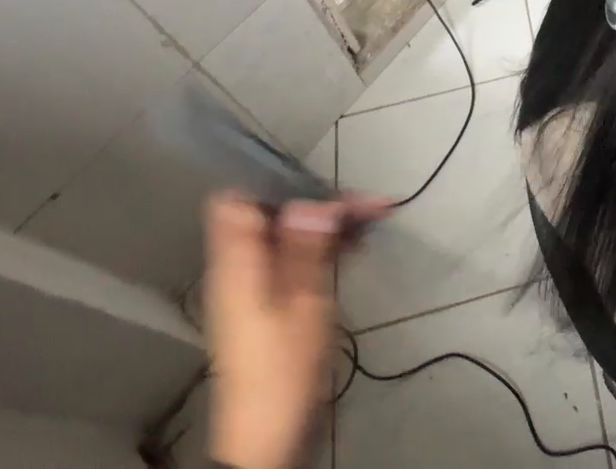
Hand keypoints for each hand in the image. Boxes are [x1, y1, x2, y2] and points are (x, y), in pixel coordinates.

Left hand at [206, 192, 389, 468]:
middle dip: (321, 202)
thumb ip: (305, 250)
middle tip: (371, 202)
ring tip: (377, 216)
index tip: (320, 178)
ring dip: (331, 223)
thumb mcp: (303, 304)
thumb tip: (311, 203)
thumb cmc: (283, 369)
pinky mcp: (275, 304)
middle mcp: (243, 269)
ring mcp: (258, 287)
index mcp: (238, 264)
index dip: (273, 182)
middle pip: (276, 216)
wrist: (270, 436)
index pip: (238, 203)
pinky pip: (299, 258)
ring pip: (292, 236)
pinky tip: (359, 244)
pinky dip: (327, 247)